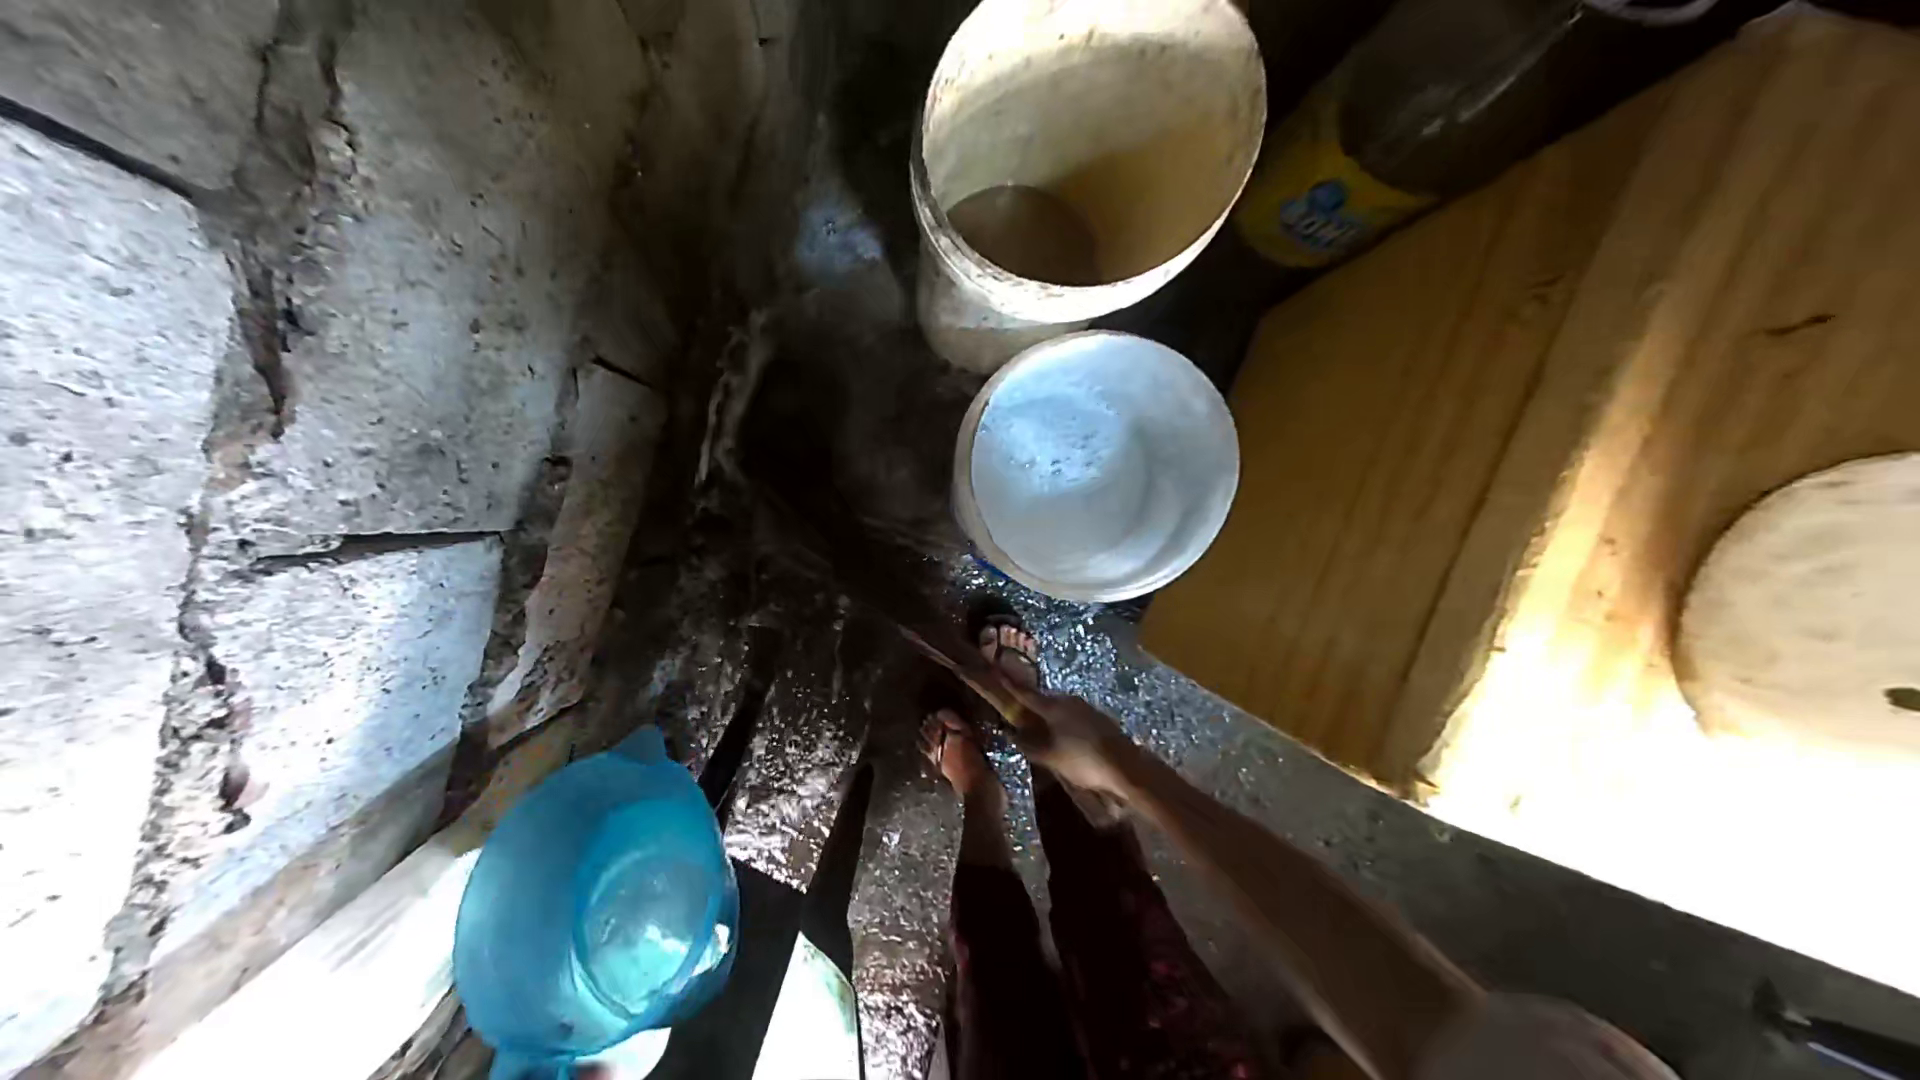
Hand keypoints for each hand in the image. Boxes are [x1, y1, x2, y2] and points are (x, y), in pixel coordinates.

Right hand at [987, 674, 1141, 795]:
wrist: (1126, 767)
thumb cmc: (1083, 760)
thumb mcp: (1050, 757)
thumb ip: (1028, 744)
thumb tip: (1011, 733)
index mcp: (1053, 706)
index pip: (1025, 693)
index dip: (1008, 684)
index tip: (995, 671)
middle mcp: (1069, 700)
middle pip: (1043, 699)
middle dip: (1029, 705)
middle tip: (1016, 711)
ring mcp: (1086, 708)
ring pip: (1060, 709)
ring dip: (1048, 717)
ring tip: (1040, 730)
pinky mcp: (1099, 719)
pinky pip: (1073, 717)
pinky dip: (1064, 724)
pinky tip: (1065, 738)